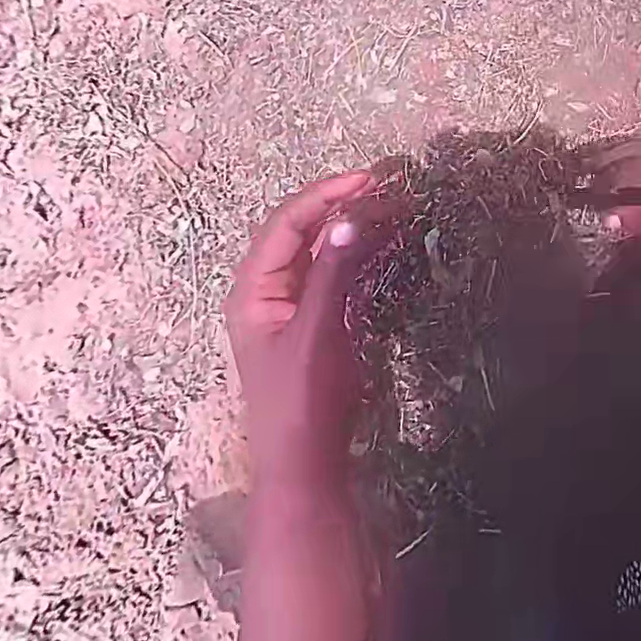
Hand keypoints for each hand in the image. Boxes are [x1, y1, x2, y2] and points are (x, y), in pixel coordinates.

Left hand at [223, 171, 400, 491]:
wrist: (308, 461)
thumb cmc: (302, 399)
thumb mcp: (317, 333)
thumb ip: (332, 275)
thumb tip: (349, 220)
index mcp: (252, 290)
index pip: (285, 224)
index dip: (324, 195)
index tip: (367, 179)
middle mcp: (268, 291)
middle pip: (300, 232)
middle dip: (338, 204)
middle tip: (383, 186)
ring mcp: (292, 306)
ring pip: (319, 251)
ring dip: (350, 226)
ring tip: (388, 206)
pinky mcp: (316, 319)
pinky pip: (335, 274)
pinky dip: (358, 253)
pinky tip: (384, 243)